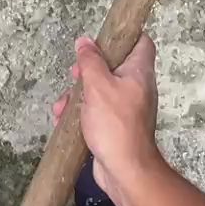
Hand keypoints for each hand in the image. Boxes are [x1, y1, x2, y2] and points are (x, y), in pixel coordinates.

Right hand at [53, 34, 163, 198]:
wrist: (124, 170)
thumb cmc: (115, 125)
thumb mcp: (97, 86)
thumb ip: (90, 61)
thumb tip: (84, 42)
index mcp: (138, 72)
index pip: (141, 42)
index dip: (125, 35)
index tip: (103, 38)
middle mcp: (136, 87)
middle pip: (113, 66)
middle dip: (88, 69)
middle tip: (75, 74)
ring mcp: (126, 107)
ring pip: (99, 89)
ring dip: (77, 95)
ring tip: (63, 106)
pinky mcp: (115, 125)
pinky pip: (95, 111)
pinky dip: (79, 113)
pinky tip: (63, 120)